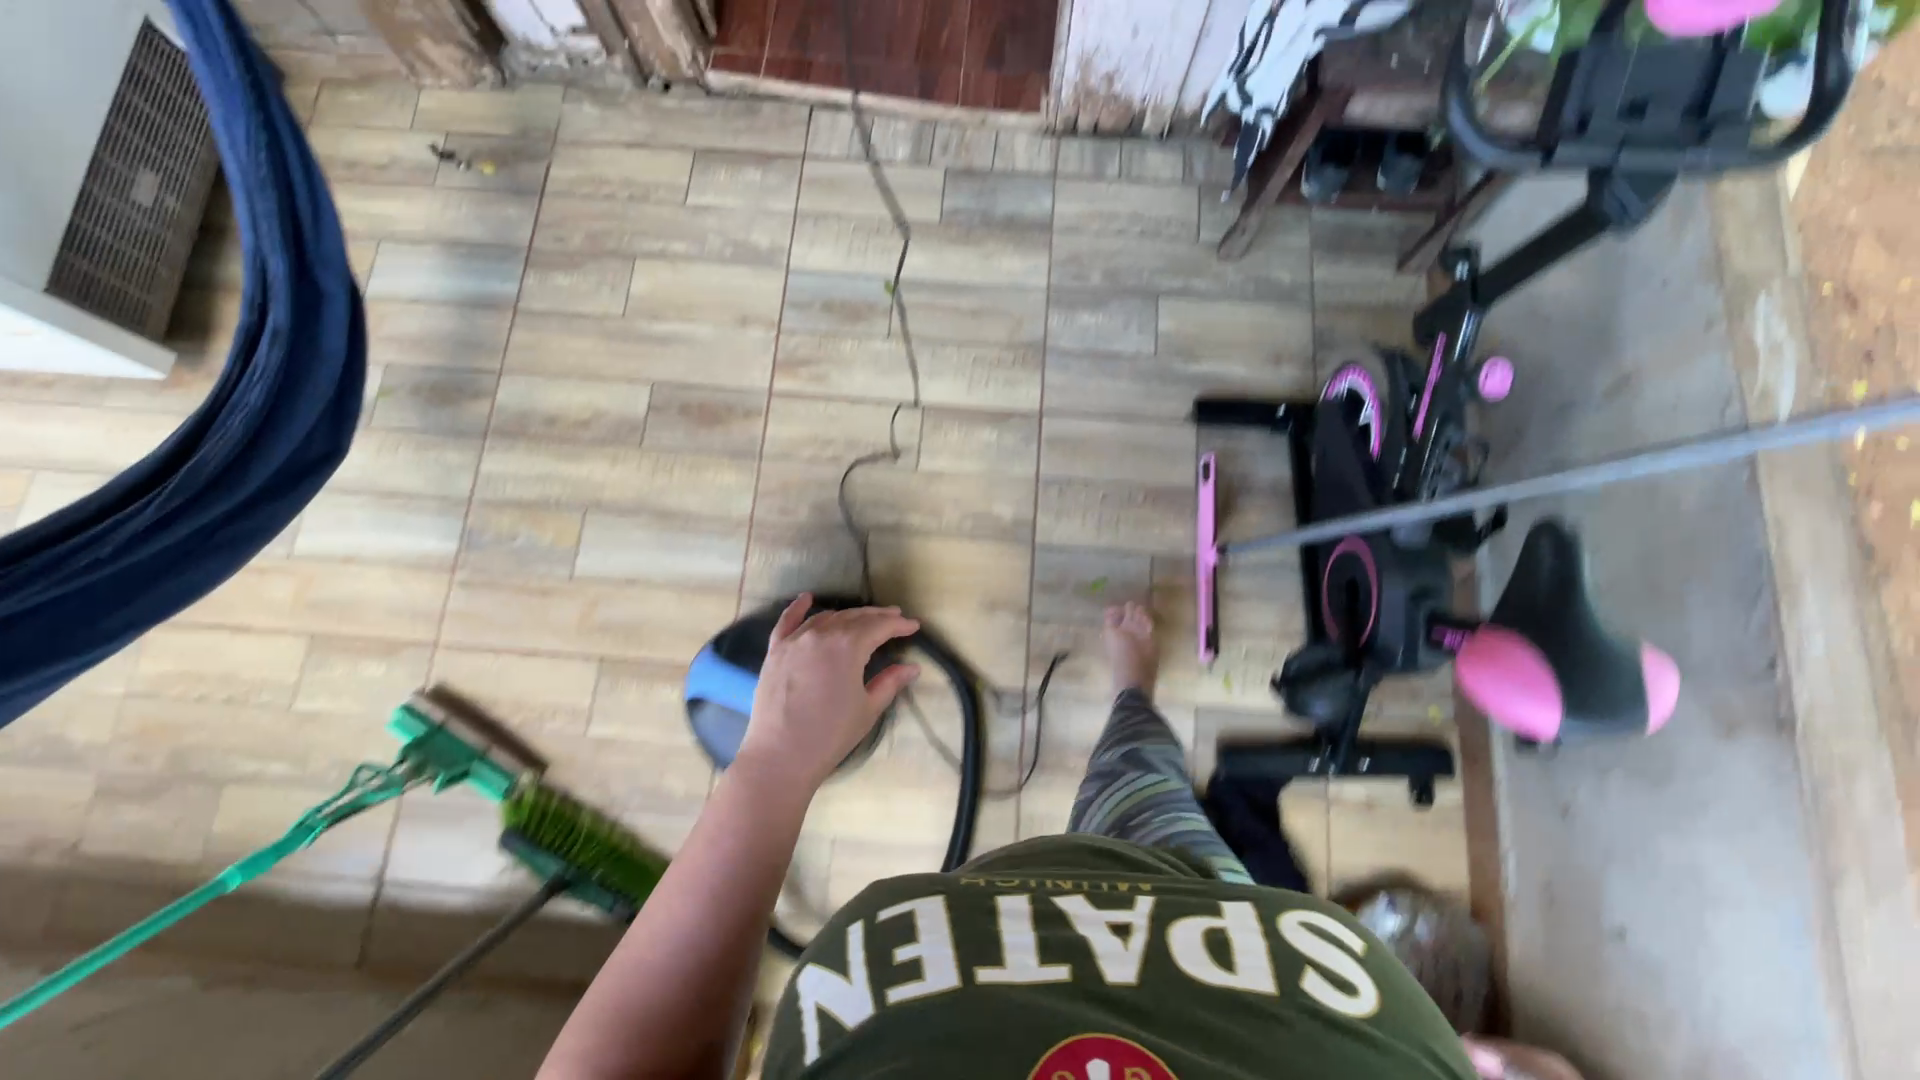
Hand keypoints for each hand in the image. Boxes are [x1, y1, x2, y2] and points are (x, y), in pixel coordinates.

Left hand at [734, 594, 920, 792]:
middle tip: (895, 619)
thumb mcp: (868, 708)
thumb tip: (912, 667)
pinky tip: (807, 598)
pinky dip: (798, 608)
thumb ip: (890, 682)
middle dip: (877, 617)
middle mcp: (821, 634)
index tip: (914, 627)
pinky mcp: (774, 652)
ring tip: (864, 619)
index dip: (899, 625)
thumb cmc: (831, 734)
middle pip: (854, 618)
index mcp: (848, 646)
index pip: (879, 627)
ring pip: (826, 618)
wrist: (781, 755)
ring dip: (848, 616)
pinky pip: (787, 622)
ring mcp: (794, 641)